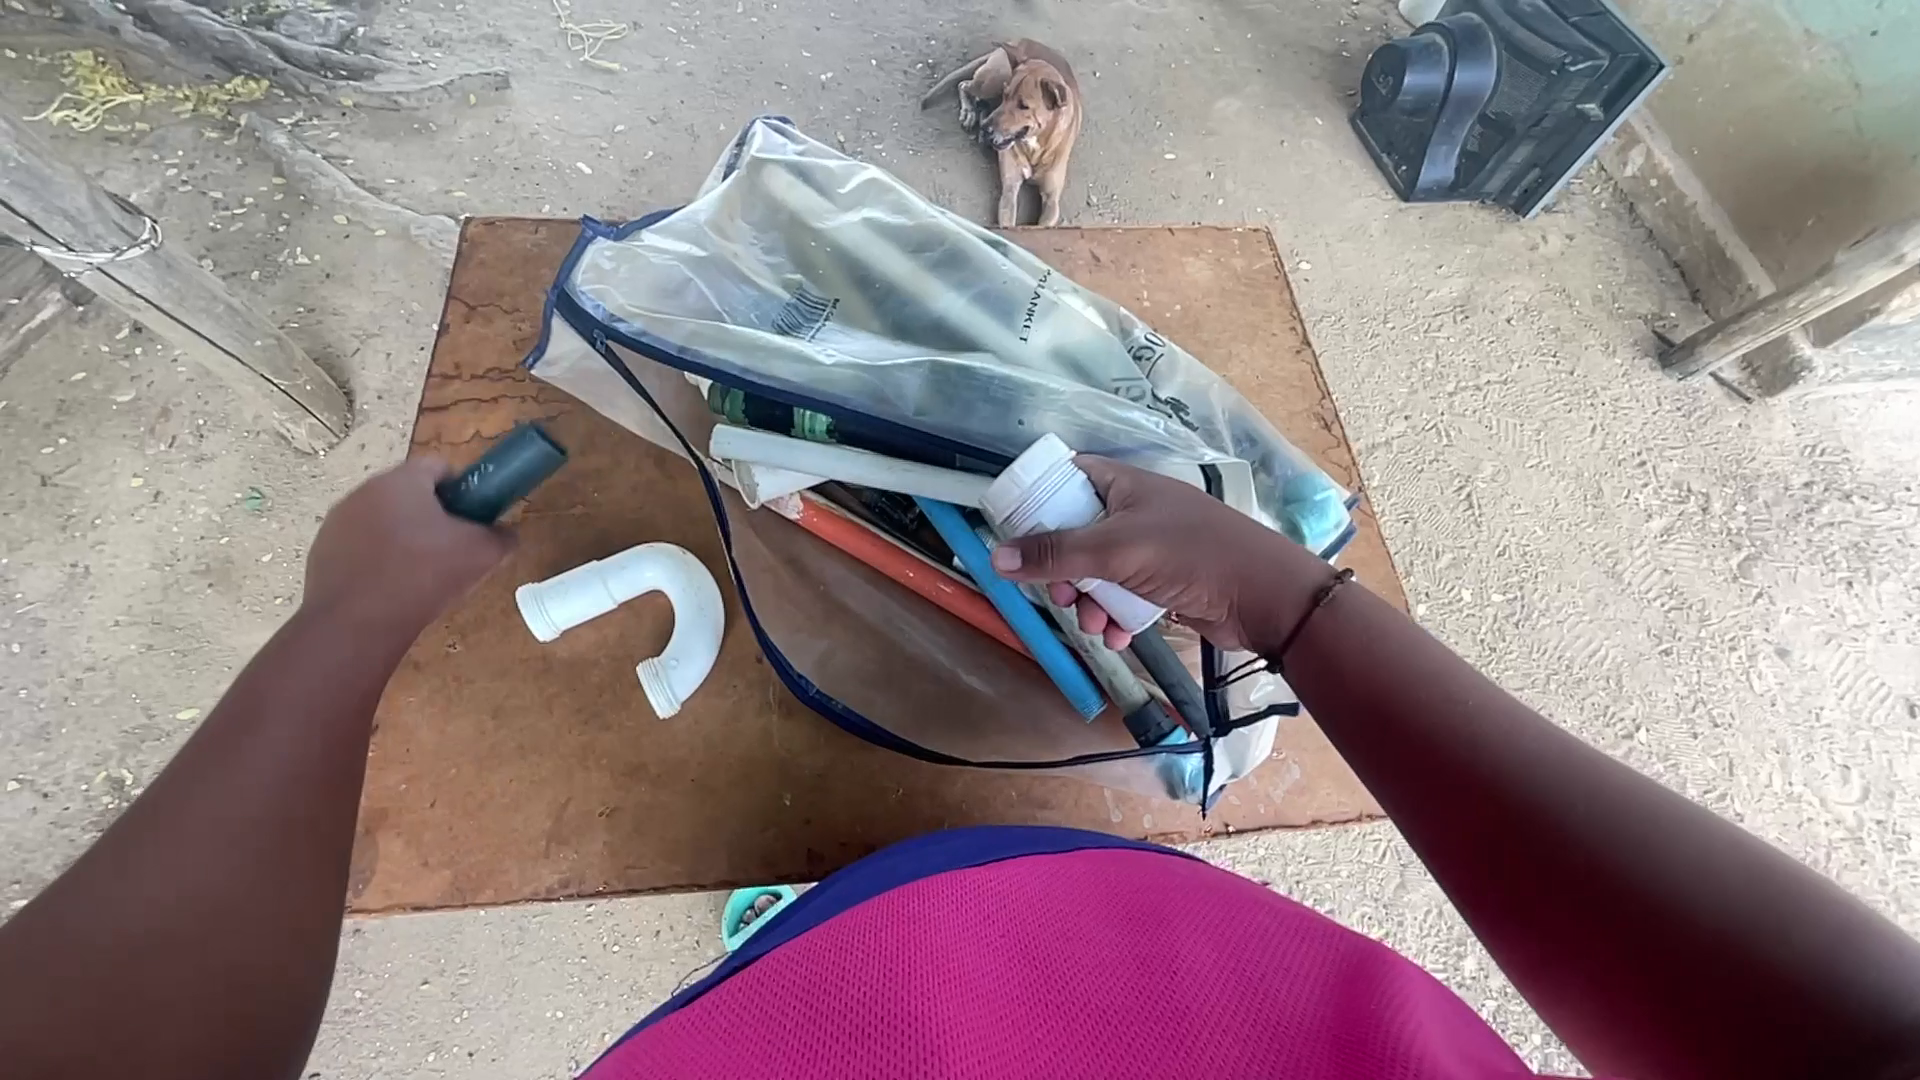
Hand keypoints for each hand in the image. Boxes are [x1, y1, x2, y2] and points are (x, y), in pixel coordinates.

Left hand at [302, 456, 514, 629]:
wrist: (358, 623)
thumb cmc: (425, 575)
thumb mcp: (485, 554)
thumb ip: (503, 535)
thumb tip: (504, 533)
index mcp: (401, 482)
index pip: (438, 466)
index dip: (463, 488)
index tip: (475, 517)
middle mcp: (363, 492)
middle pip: (411, 493)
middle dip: (436, 515)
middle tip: (456, 547)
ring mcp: (337, 523)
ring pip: (387, 520)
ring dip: (408, 536)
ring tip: (426, 572)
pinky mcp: (322, 552)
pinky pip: (364, 545)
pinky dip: (382, 558)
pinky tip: (396, 586)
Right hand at [989, 456, 1329, 650]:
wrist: (1264, 597)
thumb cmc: (1189, 555)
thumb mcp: (1114, 550)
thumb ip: (1054, 554)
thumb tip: (995, 559)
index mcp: (1122, 485)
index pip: (1067, 476)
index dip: (1039, 498)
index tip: (1015, 528)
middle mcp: (1133, 511)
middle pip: (1075, 535)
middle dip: (1062, 571)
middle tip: (1058, 594)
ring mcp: (1149, 548)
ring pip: (1096, 572)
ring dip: (1087, 601)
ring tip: (1093, 624)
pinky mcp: (1162, 583)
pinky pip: (1122, 596)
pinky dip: (1114, 616)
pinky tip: (1118, 635)